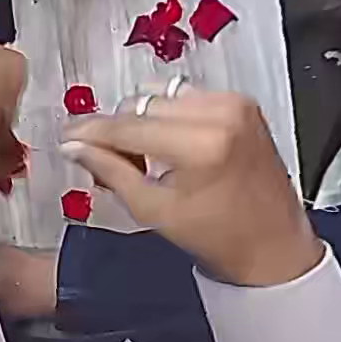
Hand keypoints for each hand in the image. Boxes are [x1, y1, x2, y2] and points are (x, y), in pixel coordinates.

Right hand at [61, 89, 322, 286]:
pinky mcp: (242, 102)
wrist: (273, 245)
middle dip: (118, 130)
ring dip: (142, 120)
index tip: (67, 135)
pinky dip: (168, 115)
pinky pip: (185, 96)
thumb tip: (74, 146)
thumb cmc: (216, 237)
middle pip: (141, 105)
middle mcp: (221, 112)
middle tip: (108, 160)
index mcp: (201, 145)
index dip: (91, 131)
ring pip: (161, 96)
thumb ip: (110, 171)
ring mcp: (235, 102)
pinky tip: (167, 144)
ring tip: (143, 155)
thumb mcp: (152, 209)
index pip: (128, 127)